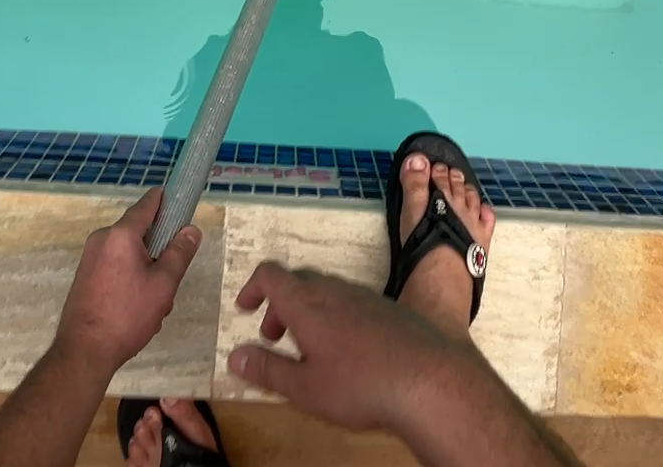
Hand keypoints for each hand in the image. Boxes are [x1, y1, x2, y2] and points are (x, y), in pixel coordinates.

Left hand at [52, 188, 202, 376]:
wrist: (82, 353)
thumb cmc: (126, 315)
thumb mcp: (163, 284)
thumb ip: (180, 253)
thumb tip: (191, 229)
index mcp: (121, 234)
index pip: (148, 203)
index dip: (167, 201)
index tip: (183, 207)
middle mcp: (102, 238)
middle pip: (140, 232)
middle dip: (159, 251)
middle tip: (170, 279)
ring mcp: (90, 258)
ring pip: (129, 253)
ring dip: (146, 270)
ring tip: (154, 304)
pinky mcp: (85, 276)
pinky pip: (116, 266)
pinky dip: (130, 279)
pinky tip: (136, 309)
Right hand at [224, 261, 484, 432]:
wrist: (428, 378)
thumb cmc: (359, 385)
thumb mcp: (304, 388)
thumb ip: (267, 369)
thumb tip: (234, 355)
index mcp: (306, 303)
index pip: (270, 274)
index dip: (252, 286)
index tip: (244, 308)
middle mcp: (332, 289)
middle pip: (297, 280)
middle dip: (279, 304)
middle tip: (274, 337)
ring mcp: (362, 295)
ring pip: (325, 290)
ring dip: (307, 310)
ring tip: (309, 348)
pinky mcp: (386, 307)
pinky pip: (349, 300)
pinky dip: (333, 315)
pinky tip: (345, 349)